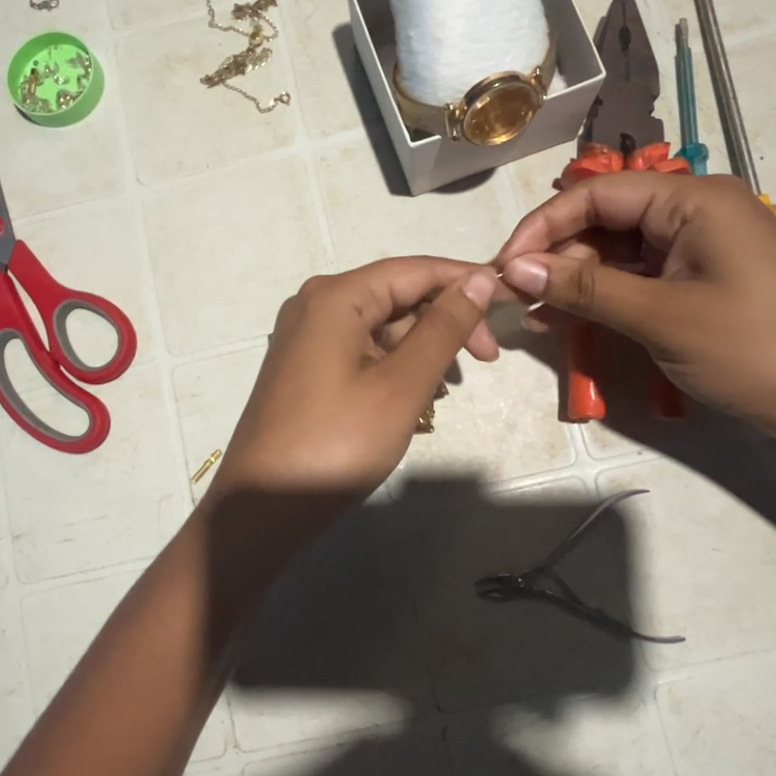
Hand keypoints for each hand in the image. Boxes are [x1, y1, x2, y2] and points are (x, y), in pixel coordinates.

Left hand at [205, 258, 499, 519]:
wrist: (264, 506)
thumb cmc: (337, 442)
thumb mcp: (402, 385)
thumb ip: (444, 328)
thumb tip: (480, 278)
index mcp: (336, 296)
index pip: (416, 269)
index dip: (467, 281)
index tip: (512, 304)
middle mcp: (317, 304)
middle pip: (398, 294)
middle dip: (447, 320)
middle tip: (488, 359)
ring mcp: (306, 336)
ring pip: (382, 324)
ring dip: (423, 347)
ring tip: (449, 388)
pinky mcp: (304, 367)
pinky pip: (362, 348)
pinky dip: (395, 364)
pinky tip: (417, 396)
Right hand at [495, 172, 775, 441]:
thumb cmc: (754, 350)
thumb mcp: (660, 317)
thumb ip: (584, 287)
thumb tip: (513, 268)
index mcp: (694, 199)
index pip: (596, 193)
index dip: (542, 227)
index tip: (502, 267)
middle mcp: (698, 210)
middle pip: (607, 219)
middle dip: (558, 256)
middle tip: (518, 299)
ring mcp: (704, 245)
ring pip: (621, 250)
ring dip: (579, 280)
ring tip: (539, 316)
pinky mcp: (707, 277)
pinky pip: (643, 275)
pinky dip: (608, 295)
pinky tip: (576, 320)